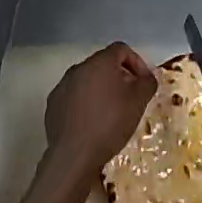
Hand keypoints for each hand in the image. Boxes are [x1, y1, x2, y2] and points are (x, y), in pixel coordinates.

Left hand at [43, 42, 156, 173]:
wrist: (73, 153)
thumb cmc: (109, 123)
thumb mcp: (138, 103)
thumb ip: (146, 83)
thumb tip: (147, 76)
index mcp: (99, 62)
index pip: (121, 49)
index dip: (137, 62)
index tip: (144, 83)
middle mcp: (78, 67)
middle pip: (103, 64)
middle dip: (120, 77)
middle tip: (131, 99)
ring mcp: (63, 85)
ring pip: (87, 81)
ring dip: (102, 91)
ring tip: (113, 114)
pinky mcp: (54, 103)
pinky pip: (74, 96)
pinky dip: (86, 104)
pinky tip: (93, 124)